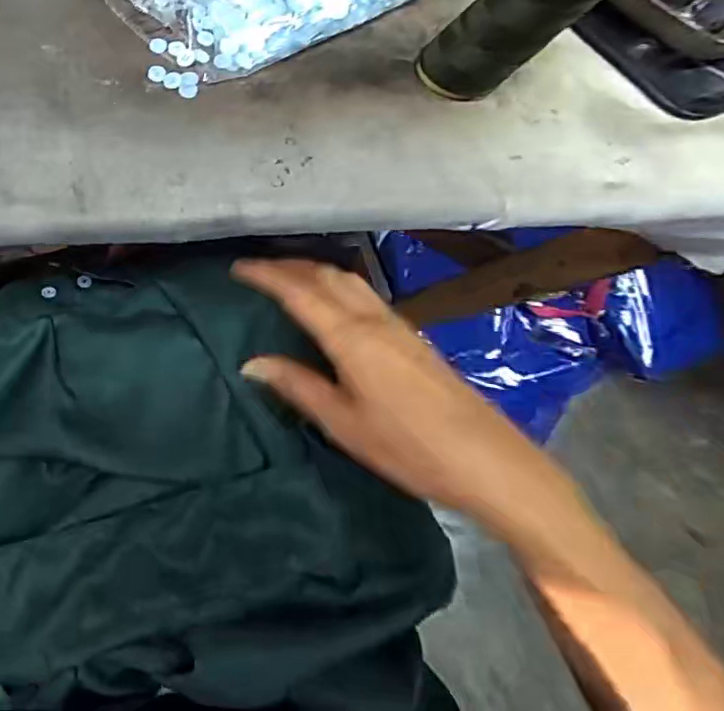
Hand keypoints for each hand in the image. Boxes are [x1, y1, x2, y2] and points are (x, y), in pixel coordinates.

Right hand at [232, 258, 548, 531]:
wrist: (486, 458)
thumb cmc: (408, 447)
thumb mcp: (344, 424)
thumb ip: (298, 386)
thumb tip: (251, 363)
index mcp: (351, 337)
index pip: (299, 292)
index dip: (266, 275)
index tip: (237, 267)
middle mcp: (373, 318)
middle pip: (326, 275)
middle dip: (289, 265)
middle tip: (257, 269)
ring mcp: (397, 323)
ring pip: (348, 279)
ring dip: (315, 270)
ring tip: (288, 276)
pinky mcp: (412, 334)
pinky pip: (365, 293)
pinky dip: (337, 284)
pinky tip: (332, 301)